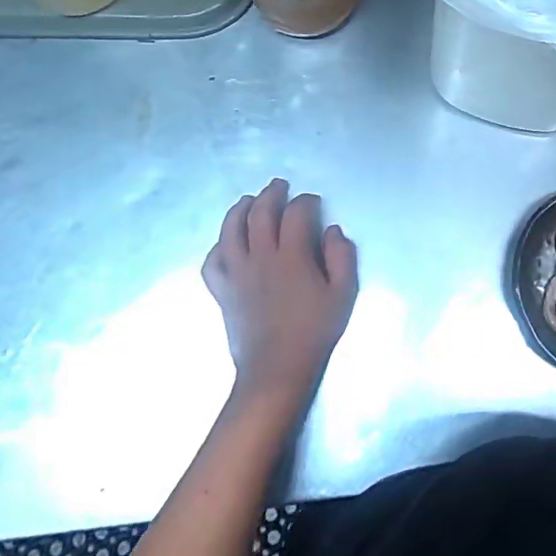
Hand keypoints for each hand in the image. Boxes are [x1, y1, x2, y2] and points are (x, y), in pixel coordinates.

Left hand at [202, 179, 357, 402]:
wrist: (276, 370)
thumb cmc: (315, 331)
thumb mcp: (343, 294)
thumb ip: (342, 257)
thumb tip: (332, 230)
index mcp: (291, 256)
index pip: (296, 214)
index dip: (305, 201)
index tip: (312, 201)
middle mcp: (260, 256)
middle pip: (260, 213)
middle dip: (271, 194)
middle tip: (280, 186)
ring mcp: (236, 272)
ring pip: (231, 229)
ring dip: (240, 209)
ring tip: (249, 200)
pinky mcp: (221, 290)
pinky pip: (212, 260)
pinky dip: (218, 246)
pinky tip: (226, 242)